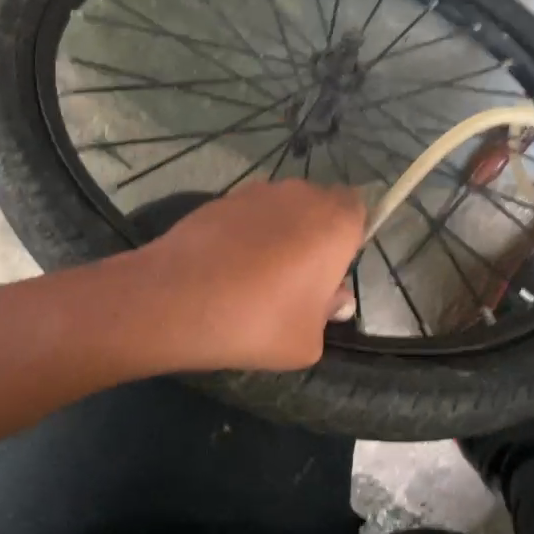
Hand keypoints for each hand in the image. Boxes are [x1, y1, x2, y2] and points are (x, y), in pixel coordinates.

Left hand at [116, 181, 364, 373]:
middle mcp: (299, 196)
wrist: (175, 299)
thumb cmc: (256, 322)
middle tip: (296, 281)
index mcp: (334, 223)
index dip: (347, 239)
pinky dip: (243, 235)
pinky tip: (225, 269)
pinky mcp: (218, 200)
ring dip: (277, 235)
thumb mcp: (307, 341)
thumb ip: (327, 314)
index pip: (358, 210)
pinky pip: (246, 215)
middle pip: (318, 208)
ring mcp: (255, 193)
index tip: (330, 273)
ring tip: (254, 279)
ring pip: (280, 210)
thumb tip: (333, 298)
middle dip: (313, 236)